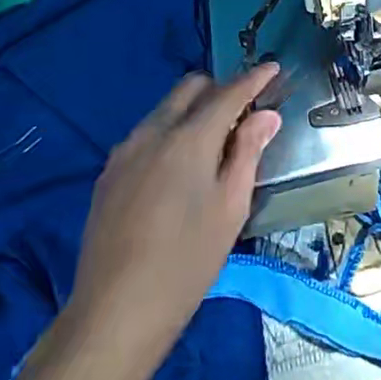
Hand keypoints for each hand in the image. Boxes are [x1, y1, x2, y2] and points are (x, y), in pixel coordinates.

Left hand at [66, 64, 282, 336]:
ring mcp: (124, 152)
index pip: (228, 93)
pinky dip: (171, 133)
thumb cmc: (188, 260)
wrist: (116, 311)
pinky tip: (180, 169)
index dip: (254, 79)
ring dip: (194, 111)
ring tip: (215, 144)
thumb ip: (248, 152)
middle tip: (245, 113)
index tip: (272, 68)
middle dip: (220, 89)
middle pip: (190, 88)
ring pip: (165, 109)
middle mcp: (152, 133)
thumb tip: (266, 115)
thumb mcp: (231, 207)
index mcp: (188, 139)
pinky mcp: (108, 174)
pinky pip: (146, 134)